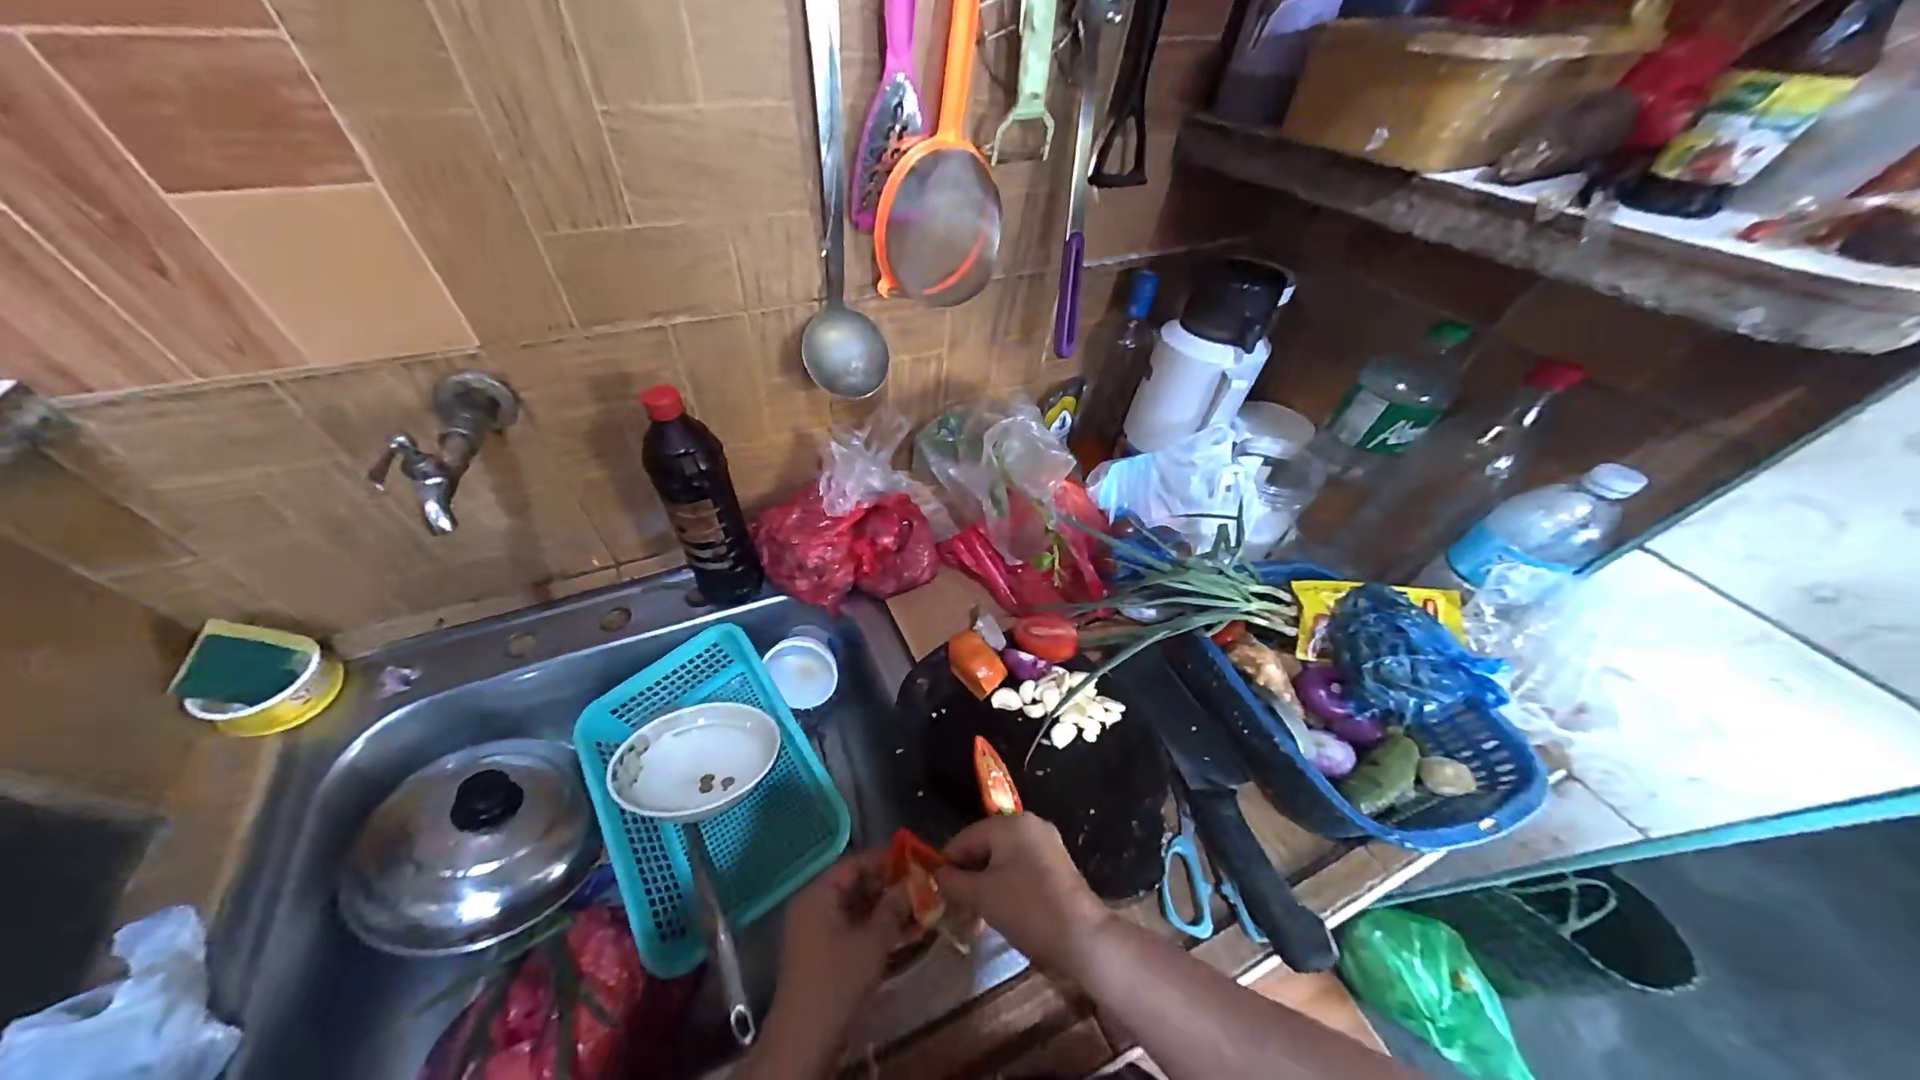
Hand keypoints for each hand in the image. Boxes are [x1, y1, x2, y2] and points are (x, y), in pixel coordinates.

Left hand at [770, 850, 917, 1035]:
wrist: (805, 1039)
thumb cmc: (838, 980)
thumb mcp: (874, 940)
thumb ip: (895, 907)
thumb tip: (915, 882)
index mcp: (818, 894)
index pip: (854, 863)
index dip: (885, 860)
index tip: (915, 862)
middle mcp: (814, 905)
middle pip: (856, 884)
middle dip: (890, 887)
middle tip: (923, 889)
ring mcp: (817, 930)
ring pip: (857, 908)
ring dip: (888, 910)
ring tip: (922, 911)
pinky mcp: (824, 952)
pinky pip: (853, 928)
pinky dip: (877, 928)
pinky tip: (907, 934)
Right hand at [933, 814, 1112, 976]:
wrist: (1083, 938)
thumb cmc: (1027, 909)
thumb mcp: (982, 896)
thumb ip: (954, 882)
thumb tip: (939, 875)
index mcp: (1011, 824)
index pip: (965, 838)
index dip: (947, 866)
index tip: (939, 895)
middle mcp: (1030, 826)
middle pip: (984, 848)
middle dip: (968, 878)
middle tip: (957, 911)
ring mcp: (1046, 845)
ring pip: (1002, 861)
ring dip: (985, 887)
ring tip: (976, 919)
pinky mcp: (1056, 866)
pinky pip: (1020, 870)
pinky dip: (1005, 888)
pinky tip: (999, 914)